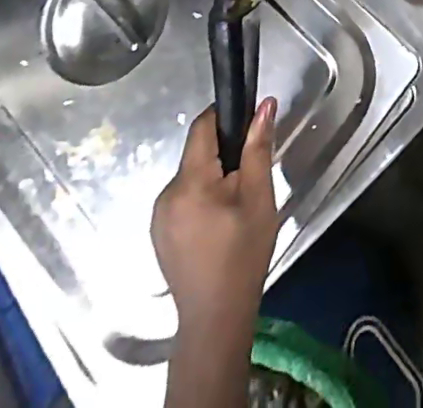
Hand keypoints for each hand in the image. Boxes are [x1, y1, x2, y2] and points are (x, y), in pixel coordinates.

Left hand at [152, 98, 279, 330]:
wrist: (216, 316)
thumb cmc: (243, 253)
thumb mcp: (259, 197)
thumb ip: (258, 149)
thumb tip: (264, 106)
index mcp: (189, 182)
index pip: (201, 128)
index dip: (224, 117)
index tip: (248, 123)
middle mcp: (165, 193)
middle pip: (197, 154)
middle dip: (224, 156)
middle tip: (251, 177)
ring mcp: (158, 215)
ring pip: (191, 177)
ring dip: (214, 178)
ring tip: (238, 203)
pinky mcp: (159, 232)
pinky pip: (183, 199)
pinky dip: (202, 199)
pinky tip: (220, 223)